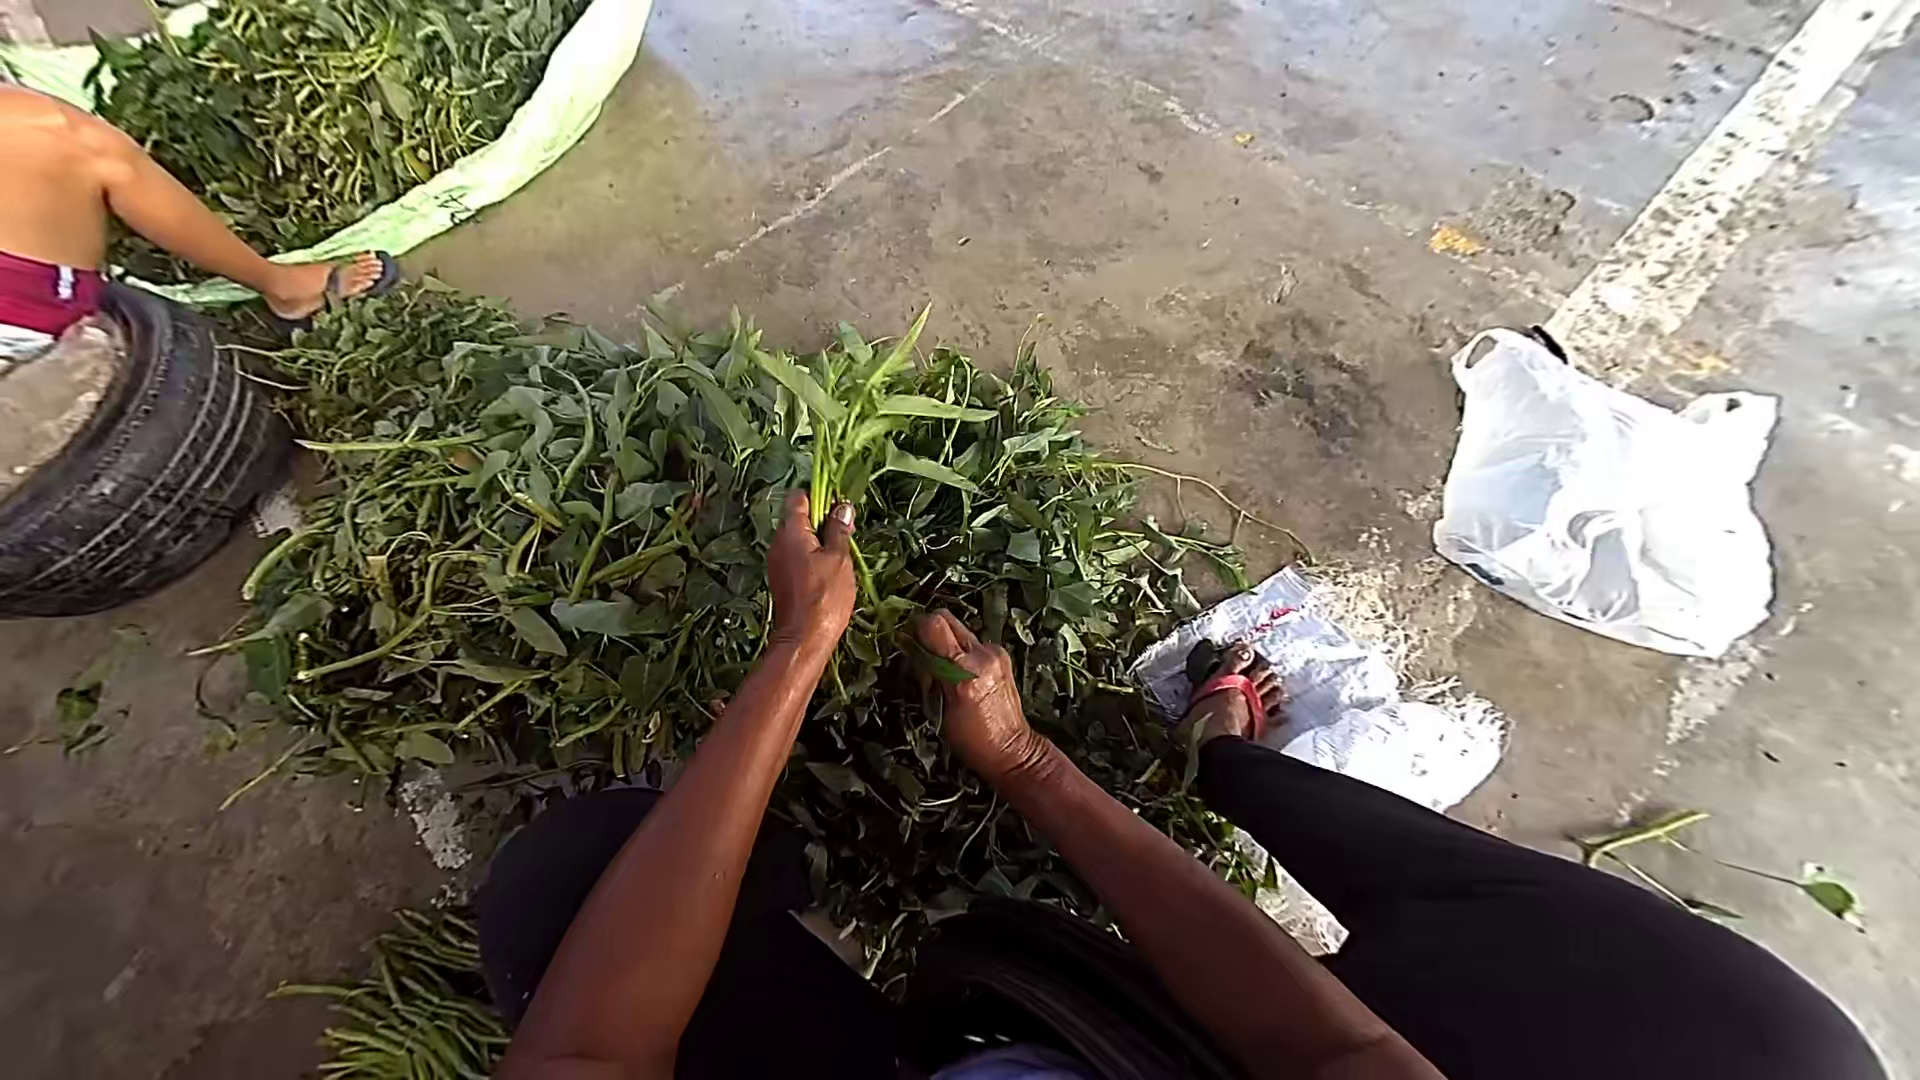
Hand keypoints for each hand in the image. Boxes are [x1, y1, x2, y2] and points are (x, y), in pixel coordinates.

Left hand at [768, 490, 855, 655]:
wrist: (804, 638)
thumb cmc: (824, 596)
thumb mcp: (839, 558)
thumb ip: (838, 530)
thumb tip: (842, 507)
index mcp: (790, 532)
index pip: (798, 497)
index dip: (819, 495)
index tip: (839, 505)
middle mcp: (778, 543)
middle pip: (798, 517)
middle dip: (822, 519)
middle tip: (847, 530)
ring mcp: (777, 561)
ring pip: (798, 538)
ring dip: (819, 539)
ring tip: (842, 552)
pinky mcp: (781, 578)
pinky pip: (797, 555)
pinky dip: (812, 555)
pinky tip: (830, 569)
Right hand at [915, 610, 1050, 783]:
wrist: (1012, 749)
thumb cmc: (970, 738)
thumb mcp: (937, 710)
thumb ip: (926, 674)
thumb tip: (910, 648)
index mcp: (962, 671)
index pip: (933, 624)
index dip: (915, 629)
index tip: (908, 643)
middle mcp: (982, 654)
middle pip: (945, 617)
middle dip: (929, 630)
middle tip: (922, 652)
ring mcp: (995, 652)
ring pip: (959, 628)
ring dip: (946, 641)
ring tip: (944, 668)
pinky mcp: (1002, 654)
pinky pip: (972, 642)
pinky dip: (961, 651)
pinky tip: (962, 672)